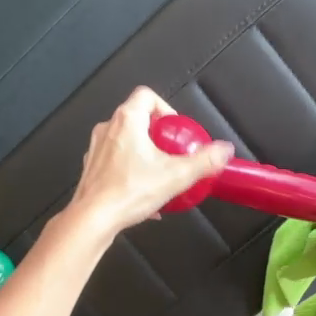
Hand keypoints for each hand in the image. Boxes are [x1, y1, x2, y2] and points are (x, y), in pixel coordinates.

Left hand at [68, 87, 233, 234]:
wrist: (94, 219)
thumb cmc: (131, 191)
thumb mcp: (175, 176)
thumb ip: (204, 161)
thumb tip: (226, 149)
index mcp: (127, 120)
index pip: (147, 96)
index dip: (165, 108)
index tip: (175, 130)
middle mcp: (107, 128)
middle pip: (137, 120)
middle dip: (157, 136)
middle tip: (172, 155)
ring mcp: (96, 149)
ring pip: (125, 143)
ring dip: (144, 155)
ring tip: (159, 176)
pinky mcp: (90, 169)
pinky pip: (115, 164)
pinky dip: (130, 173)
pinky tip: (144, 196)